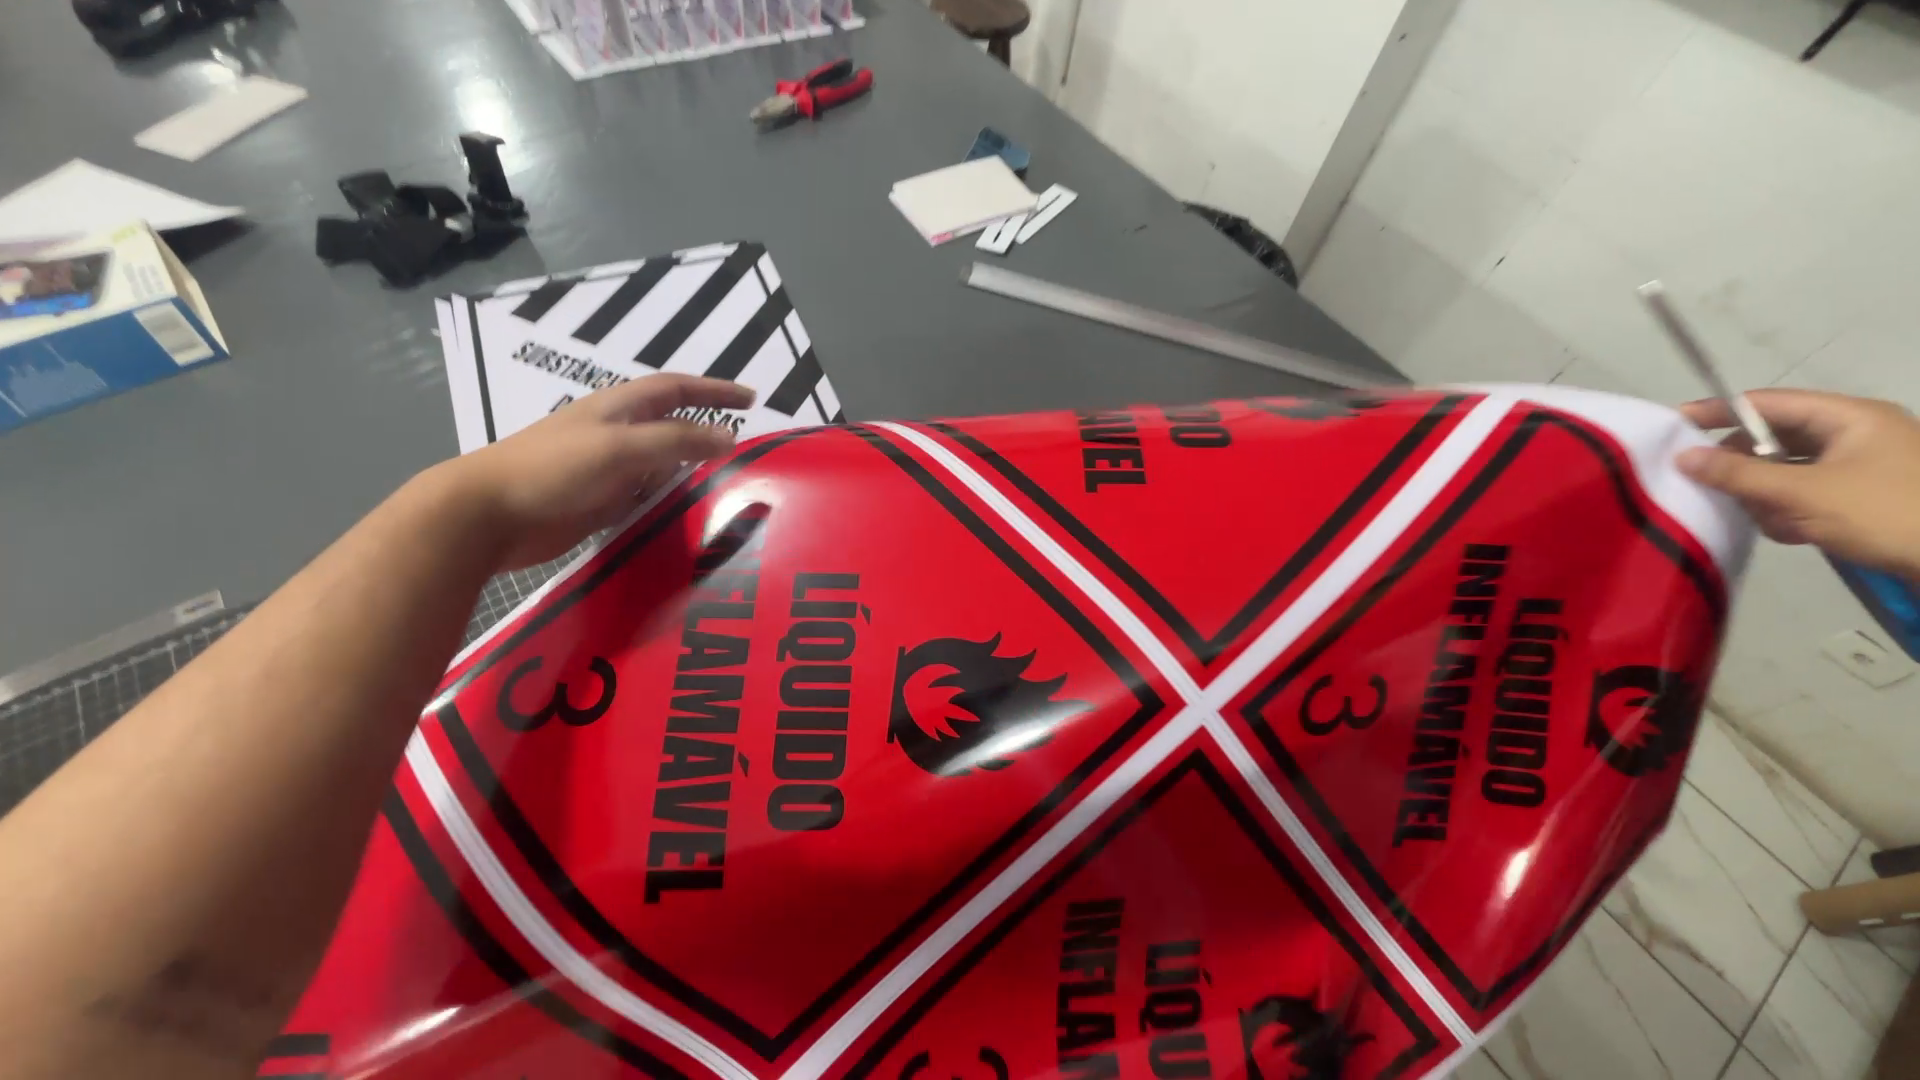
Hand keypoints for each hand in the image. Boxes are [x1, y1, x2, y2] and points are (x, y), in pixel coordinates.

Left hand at [430, 374, 754, 569]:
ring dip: (691, 465)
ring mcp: (606, 469)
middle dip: (707, 426)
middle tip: (743, 442)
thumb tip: (729, 437)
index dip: (714, 390)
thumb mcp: (620, 448)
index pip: (676, 389)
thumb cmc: (552, 470)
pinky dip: (670, 495)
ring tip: (725, 478)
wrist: (488, 516)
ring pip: (660, 461)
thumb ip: (676, 442)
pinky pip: (646, 493)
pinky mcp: (599, 501)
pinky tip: (686, 509)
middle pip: (671, 423)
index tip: (751, 399)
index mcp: (617, 409)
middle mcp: (615, 434)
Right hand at [1677, 389, 1919, 579]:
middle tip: (1714, 484)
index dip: (1719, 411)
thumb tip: (1681, 456)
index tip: (1674, 424)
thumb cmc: (1884, 514)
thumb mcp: (1801, 494)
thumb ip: (1737, 473)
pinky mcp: (1861, 494)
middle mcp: (1857, 433)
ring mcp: (1863, 464)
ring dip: (1766, 494)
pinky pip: (1804, 491)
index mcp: (1851, 418)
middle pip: (1774, 438)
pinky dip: (1788, 509)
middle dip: (1744, 465)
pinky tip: (1792, 531)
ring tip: (1768, 518)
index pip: (1768, 403)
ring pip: (1786, 469)